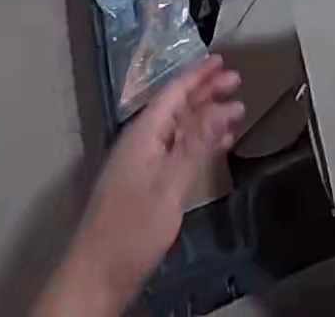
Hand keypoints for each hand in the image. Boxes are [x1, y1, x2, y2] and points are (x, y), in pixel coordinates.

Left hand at [35, 56, 243, 316]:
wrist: (98, 274)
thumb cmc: (132, 227)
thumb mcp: (170, 184)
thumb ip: (196, 145)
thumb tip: (221, 107)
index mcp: (144, 132)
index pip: (174, 92)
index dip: (198, 75)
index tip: (222, 61)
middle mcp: (143, 139)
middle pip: (178, 106)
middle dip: (206, 91)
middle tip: (236, 80)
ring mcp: (144, 161)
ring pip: (180, 127)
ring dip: (207, 116)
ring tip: (236, 109)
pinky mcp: (148, 182)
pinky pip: (179, 148)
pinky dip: (200, 142)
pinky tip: (217, 145)